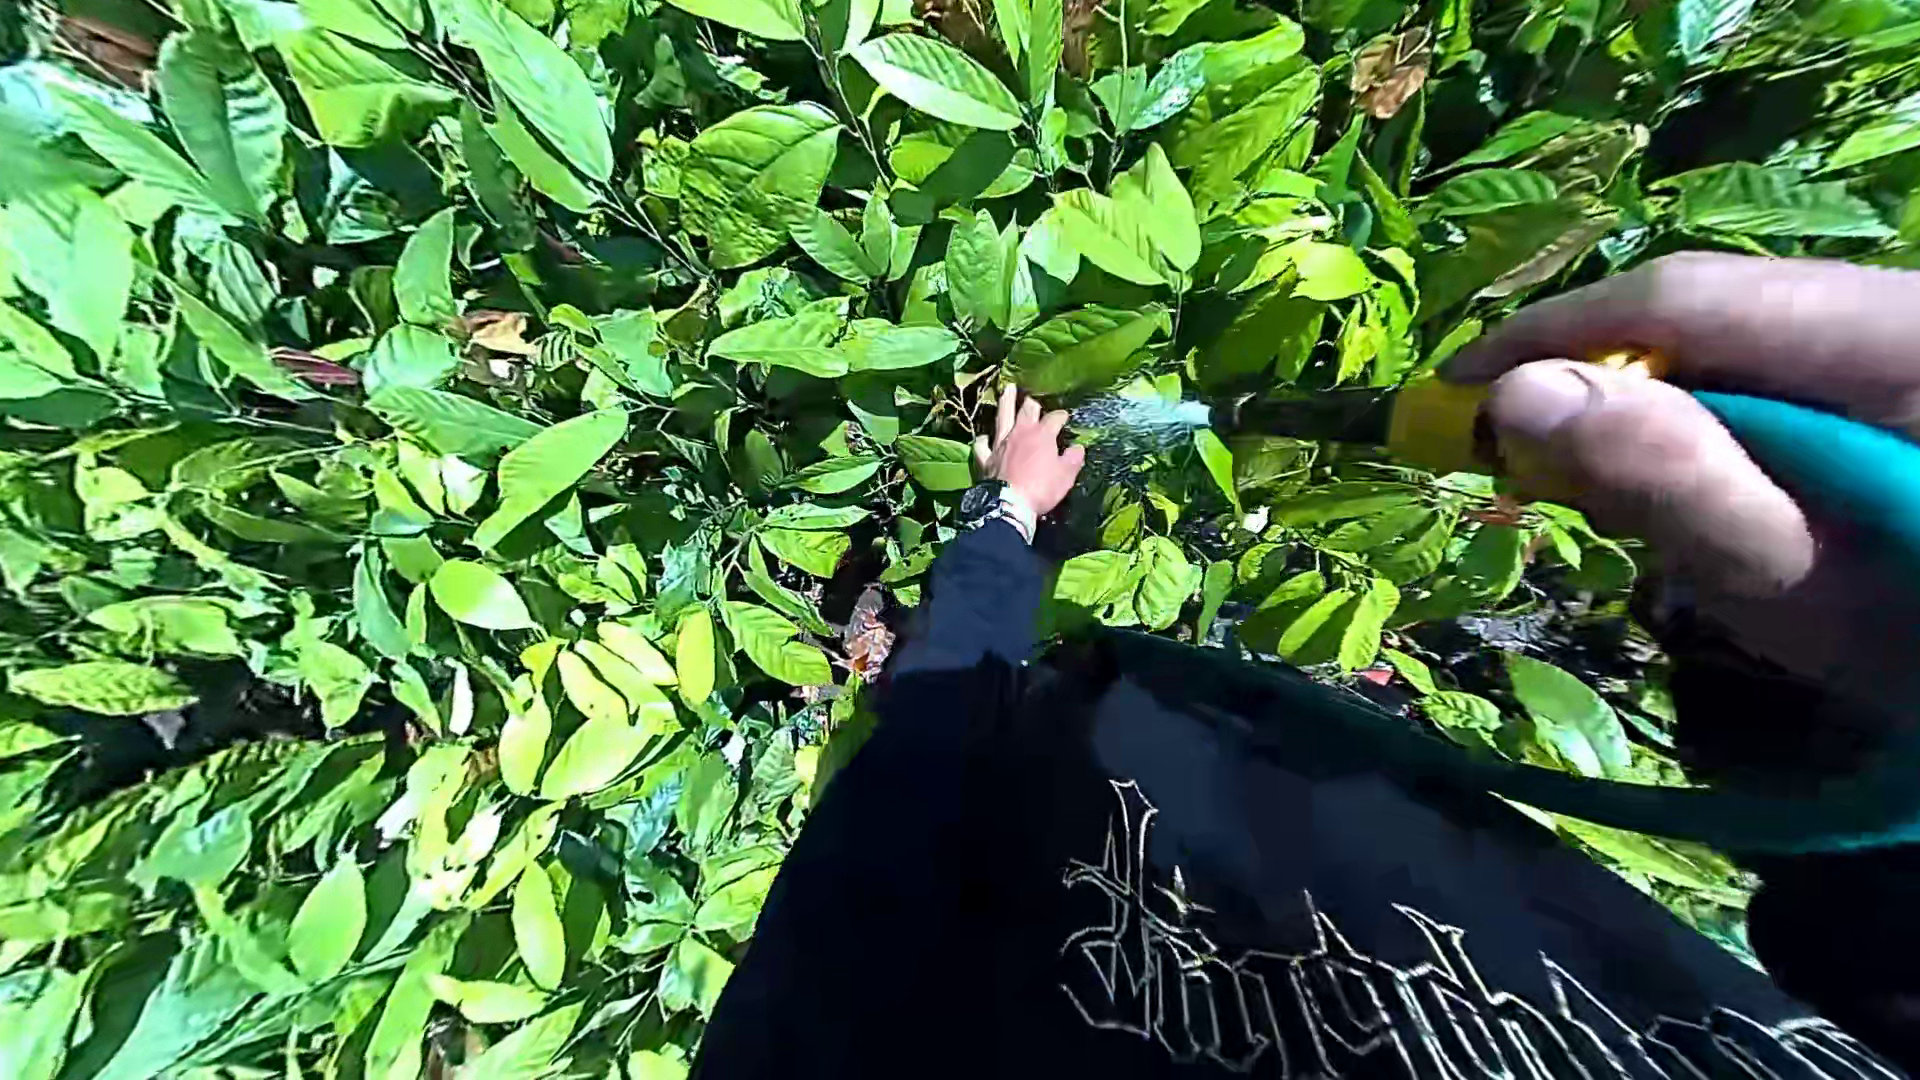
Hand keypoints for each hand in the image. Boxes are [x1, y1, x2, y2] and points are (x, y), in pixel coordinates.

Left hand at [972, 386, 1085, 517]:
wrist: (1011, 504)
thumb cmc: (1042, 488)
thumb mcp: (1066, 475)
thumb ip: (1073, 459)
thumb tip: (1078, 448)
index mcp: (1042, 435)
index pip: (1054, 418)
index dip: (1061, 416)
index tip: (1065, 417)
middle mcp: (1020, 433)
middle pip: (1026, 409)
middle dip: (1032, 402)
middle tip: (1032, 397)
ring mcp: (1000, 444)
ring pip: (1002, 417)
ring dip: (1005, 402)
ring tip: (1007, 390)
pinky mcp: (986, 458)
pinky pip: (982, 445)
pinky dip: (984, 440)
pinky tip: (984, 438)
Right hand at [1444, 253, 1919, 773]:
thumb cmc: (1906, 630)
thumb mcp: (1773, 568)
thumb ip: (1659, 473)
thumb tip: (1514, 392)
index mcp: (1899, 343)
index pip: (1677, 299)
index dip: (1545, 332)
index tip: (1455, 385)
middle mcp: (1904, 311)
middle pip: (1695, 308)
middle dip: (1574, 365)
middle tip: (1497, 435)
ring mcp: (1898, 333)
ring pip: (1713, 334)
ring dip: (1617, 390)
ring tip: (1566, 460)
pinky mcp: (1887, 365)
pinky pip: (1746, 361)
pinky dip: (1669, 408)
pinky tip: (1656, 462)